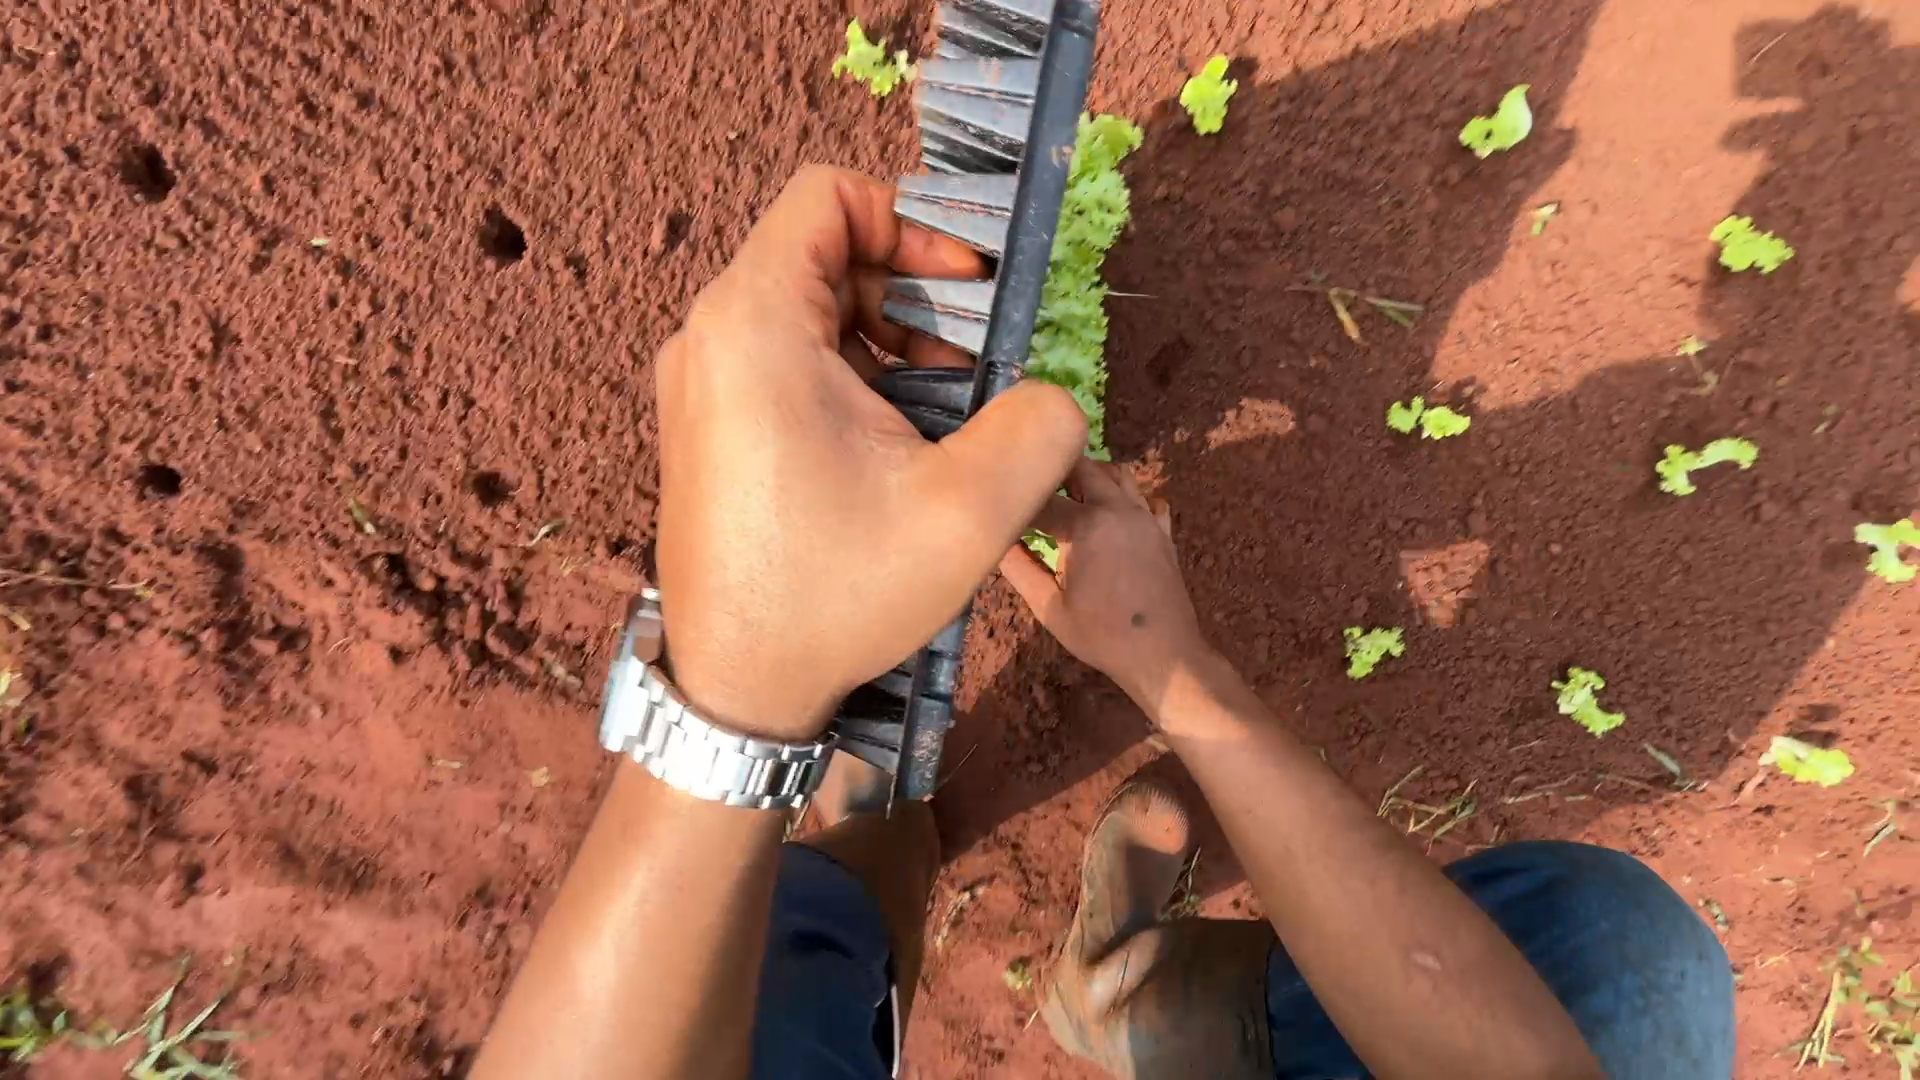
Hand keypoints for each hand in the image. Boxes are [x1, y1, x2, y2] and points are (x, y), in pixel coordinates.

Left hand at [655, 166, 1087, 740]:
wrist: (739, 689)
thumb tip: (1051, 395)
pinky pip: (785, 364)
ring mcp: (700, 387)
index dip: (913, 220)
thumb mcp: (971, 512)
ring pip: (809, 314)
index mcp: (755, 326)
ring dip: (889, 343)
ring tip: (941, 414)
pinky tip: (893, 447)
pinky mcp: (708, 429)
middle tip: (970, 366)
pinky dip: (851, 379)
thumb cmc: (839, 597)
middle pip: (823, 256)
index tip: (968, 290)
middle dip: (914, 294)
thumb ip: (1042, 427)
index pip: (828, 195)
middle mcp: (710, 339)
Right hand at [998, 458, 1212, 710]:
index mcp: (1086, 526)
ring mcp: (1145, 516)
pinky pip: (1145, 497)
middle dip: (1055, 473)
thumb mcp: (1049, 607)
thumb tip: (997, 541)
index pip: (1043, 500)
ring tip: (1069, 496)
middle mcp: (1118, 509)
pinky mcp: (1162, 530)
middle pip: (1083, 468)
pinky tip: (1111, 517)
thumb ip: (1019, 568)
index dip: (1020, 503)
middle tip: (1033, 490)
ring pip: (1117, 474)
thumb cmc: (1101, 635)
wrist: (1163, 655)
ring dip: (1091, 477)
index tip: (1004, 508)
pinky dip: (1126, 497)